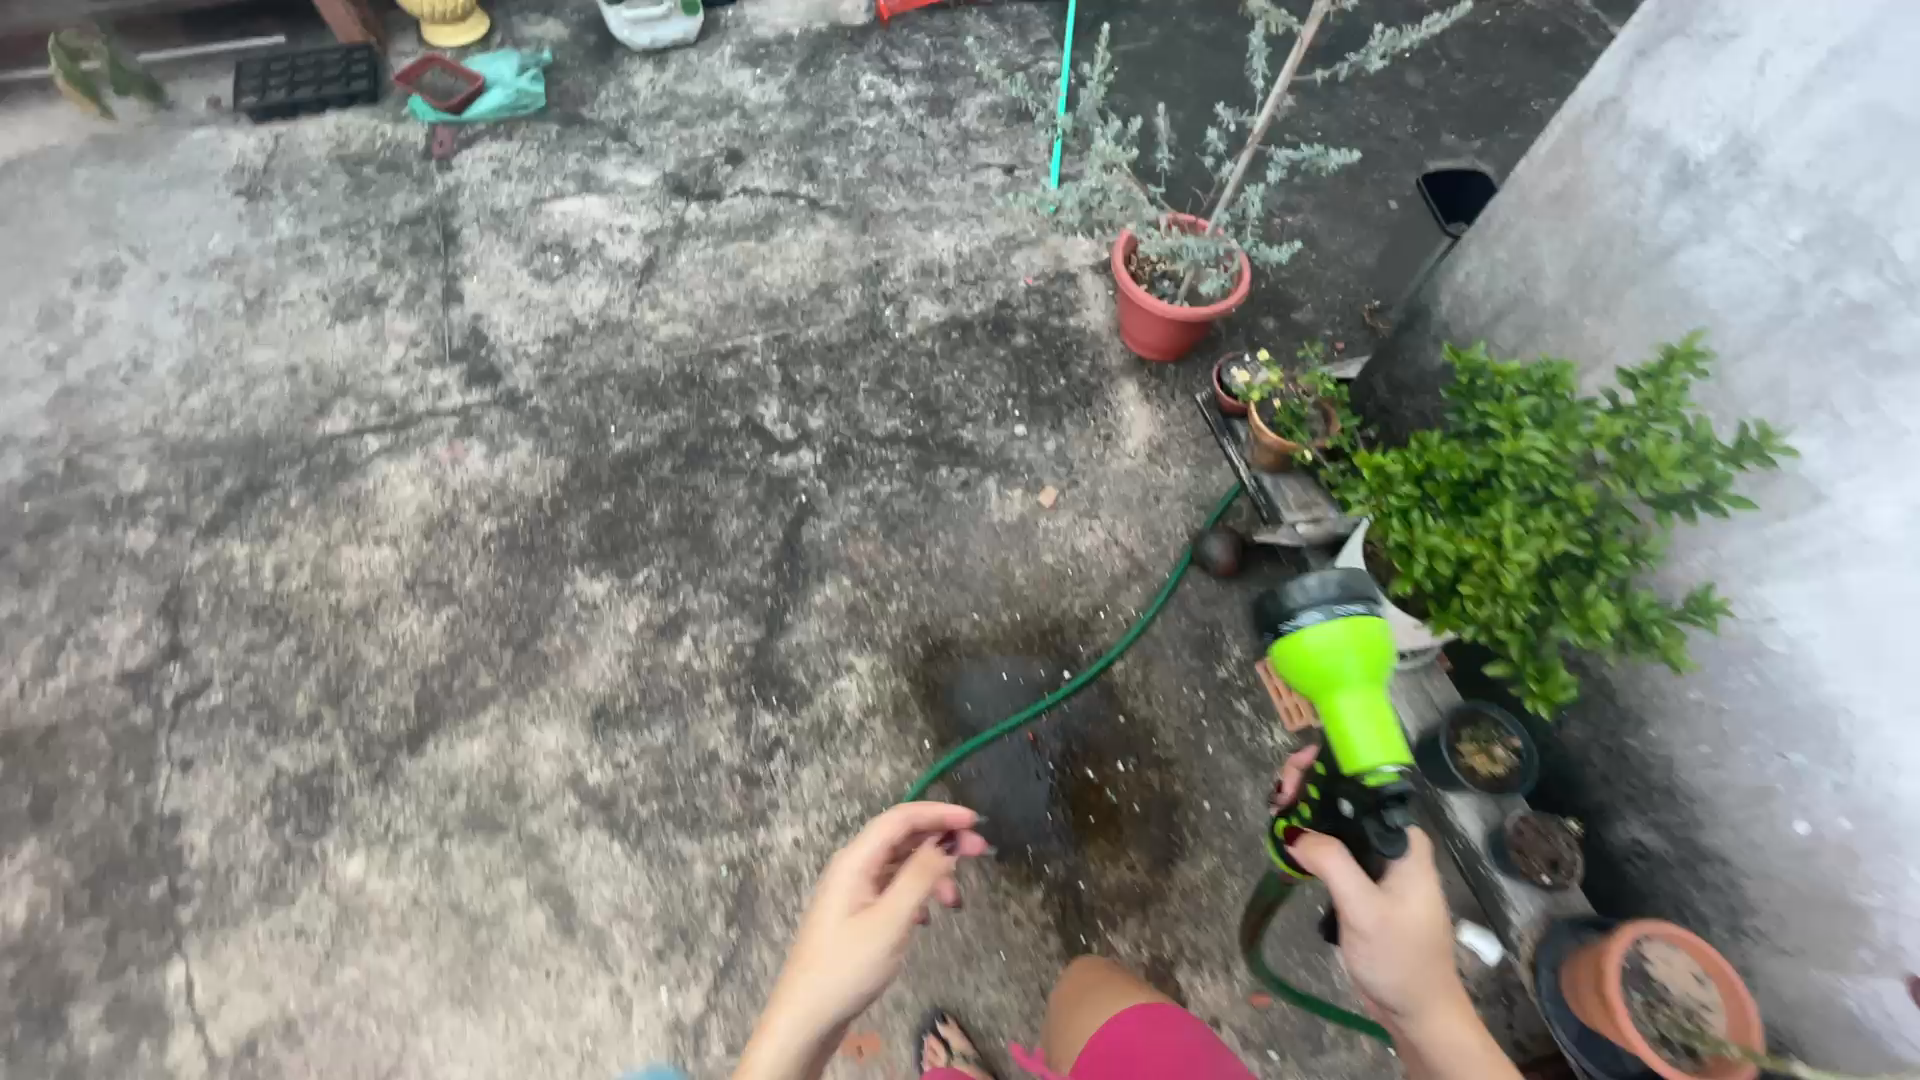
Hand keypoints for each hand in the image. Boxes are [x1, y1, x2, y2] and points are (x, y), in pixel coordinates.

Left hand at [762, 802, 990, 1035]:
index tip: (974, 822)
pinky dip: (918, 893)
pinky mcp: (857, 911)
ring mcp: (854, 889)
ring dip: (932, 873)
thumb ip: (920, 877)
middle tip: (980, 852)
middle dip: (942, 840)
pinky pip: (894, 887)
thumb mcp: (890, 922)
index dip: (939, 813)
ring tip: (956, 902)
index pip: (902, 818)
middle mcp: (854, 865)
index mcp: (856, 859)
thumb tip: (947, 841)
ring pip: (901, 863)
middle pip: (903, 837)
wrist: (805, 1018)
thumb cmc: (847, 968)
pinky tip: (928, 917)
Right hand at [1272, 745, 1469, 1030]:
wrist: (1416, 1013)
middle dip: (1307, 787)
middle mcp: (1388, 842)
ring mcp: (1372, 861)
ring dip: (1301, 812)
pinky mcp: (1357, 880)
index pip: (1362, 786)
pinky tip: (1283, 840)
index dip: (1327, 768)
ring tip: (1274, 816)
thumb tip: (1291, 830)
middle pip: (1342, 797)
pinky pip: (1327, 845)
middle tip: (1275, 800)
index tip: (1294, 773)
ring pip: (1331, 819)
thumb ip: (1332, 863)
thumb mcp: (1365, 910)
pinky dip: (1304, 837)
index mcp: (1401, 840)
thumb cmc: (1401, 959)